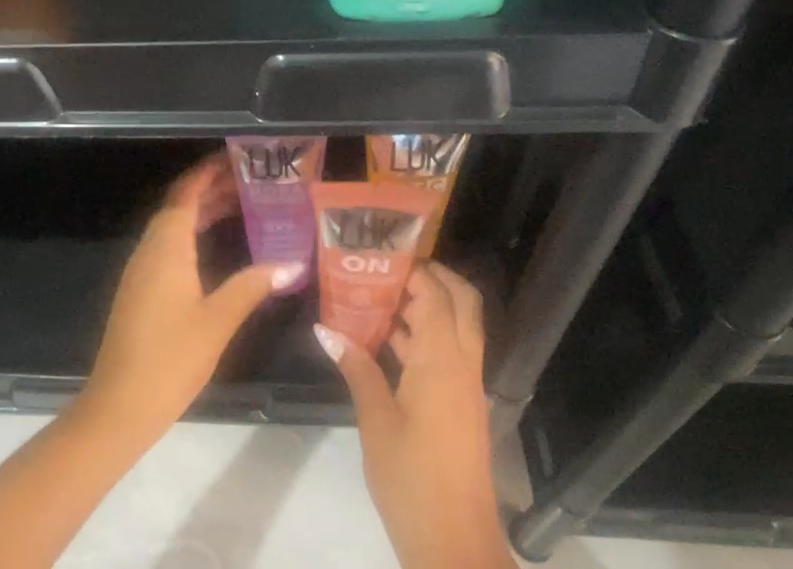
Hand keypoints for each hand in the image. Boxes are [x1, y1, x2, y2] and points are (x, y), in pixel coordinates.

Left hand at [77, 154, 303, 440]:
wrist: (120, 404)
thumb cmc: (171, 357)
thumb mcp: (219, 320)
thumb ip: (253, 286)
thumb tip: (293, 264)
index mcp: (166, 246)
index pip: (186, 193)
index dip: (209, 172)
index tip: (237, 157)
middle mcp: (149, 250)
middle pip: (179, 206)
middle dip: (212, 190)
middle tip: (253, 181)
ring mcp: (141, 271)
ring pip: (173, 228)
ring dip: (203, 213)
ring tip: (243, 206)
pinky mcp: (140, 292)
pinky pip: (167, 248)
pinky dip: (193, 236)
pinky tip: (216, 251)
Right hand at [316, 264, 515, 568]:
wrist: (454, 540)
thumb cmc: (411, 476)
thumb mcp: (376, 420)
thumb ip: (357, 369)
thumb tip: (326, 329)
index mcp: (444, 361)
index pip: (437, 295)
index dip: (415, 269)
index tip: (381, 252)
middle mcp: (463, 365)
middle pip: (462, 303)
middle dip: (432, 278)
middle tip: (389, 268)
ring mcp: (466, 387)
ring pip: (457, 329)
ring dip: (427, 308)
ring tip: (377, 296)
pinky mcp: (462, 406)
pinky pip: (449, 355)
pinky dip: (425, 339)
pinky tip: (386, 342)